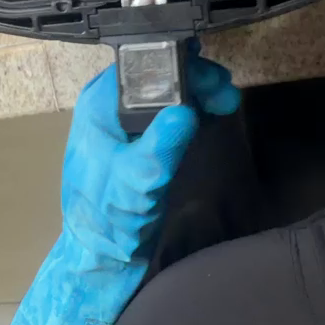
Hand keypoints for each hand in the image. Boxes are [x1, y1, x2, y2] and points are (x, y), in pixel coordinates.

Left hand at [0, 50, 239, 324]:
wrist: (102, 261)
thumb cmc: (110, 222)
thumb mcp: (135, 184)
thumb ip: (157, 148)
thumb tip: (184, 111)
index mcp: (99, 106)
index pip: (140, 65)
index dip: (178, 63)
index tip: (211, 78)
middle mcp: (109, 107)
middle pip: (156, 73)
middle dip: (193, 77)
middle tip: (225, 93)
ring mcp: (123, 124)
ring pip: (164, 91)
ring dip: (196, 91)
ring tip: (225, 101)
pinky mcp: (138, 142)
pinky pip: (166, 112)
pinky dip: (191, 108)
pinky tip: (211, 114)